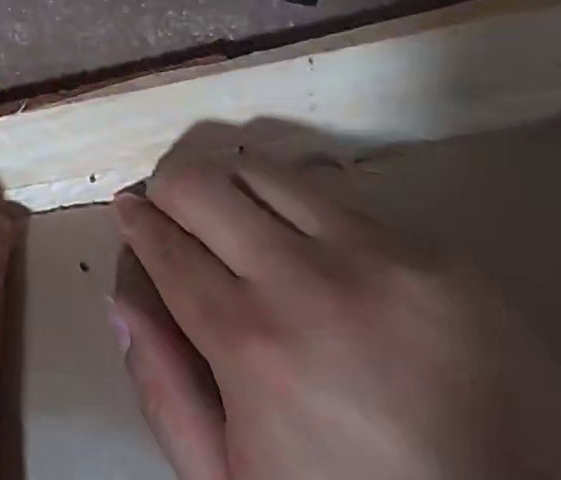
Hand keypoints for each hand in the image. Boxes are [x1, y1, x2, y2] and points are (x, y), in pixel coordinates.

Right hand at [109, 156, 560, 479]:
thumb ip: (168, 391)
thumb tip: (123, 295)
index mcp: (253, 346)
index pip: (166, 246)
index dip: (137, 222)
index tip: (127, 209)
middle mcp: (309, 280)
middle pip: (203, 186)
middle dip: (168, 188)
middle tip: (165, 205)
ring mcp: (381, 256)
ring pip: (265, 169)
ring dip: (227, 178)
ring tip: (223, 203)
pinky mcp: (437, 251)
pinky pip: (336, 196)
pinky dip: (294, 200)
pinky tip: (298, 230)